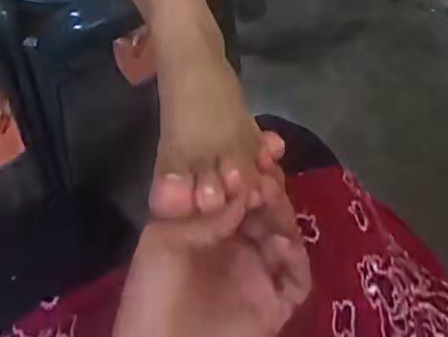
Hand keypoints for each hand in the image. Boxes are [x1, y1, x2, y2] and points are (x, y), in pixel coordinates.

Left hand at [113, 176, 310, 336]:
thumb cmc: (151, 293)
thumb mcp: (164, 239)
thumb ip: (206, 214)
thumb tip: (241, 189)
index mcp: (212, 222)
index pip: (239, 186)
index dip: (250, 164)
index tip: (258, 144)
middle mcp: (239, 242)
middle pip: (267, 203)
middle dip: (269, 181)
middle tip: (266, 167)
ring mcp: (258, 271)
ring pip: (285, 231)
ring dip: (283, 210)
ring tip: (269, 195)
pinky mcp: (273, 304)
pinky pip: (297, 277)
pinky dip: (297, 256)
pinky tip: (282, 241)